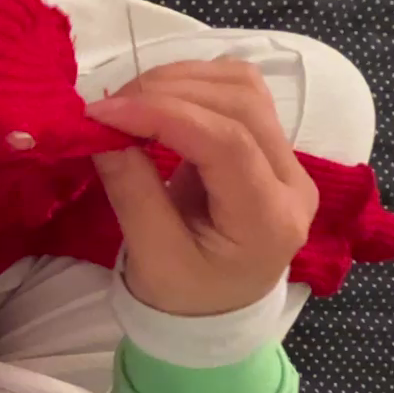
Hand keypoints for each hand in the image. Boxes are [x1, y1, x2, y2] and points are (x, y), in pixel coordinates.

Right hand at [85, 59, 316, 316]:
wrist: (212, 312)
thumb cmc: (181, 295)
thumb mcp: (151, 255)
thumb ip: (132, 192)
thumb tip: (103, 134)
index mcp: (267, 219)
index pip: (225, 142)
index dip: (162, 115)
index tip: (103, 112)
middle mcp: (291, 180)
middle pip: (240, 102)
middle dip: (167, 91)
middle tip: (107, 106)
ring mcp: (285, 159)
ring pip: (243, 87)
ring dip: (179, 80)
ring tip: (128, 101)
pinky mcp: (266, 147)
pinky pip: (236, 94)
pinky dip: (190, 85)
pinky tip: (155, 101)